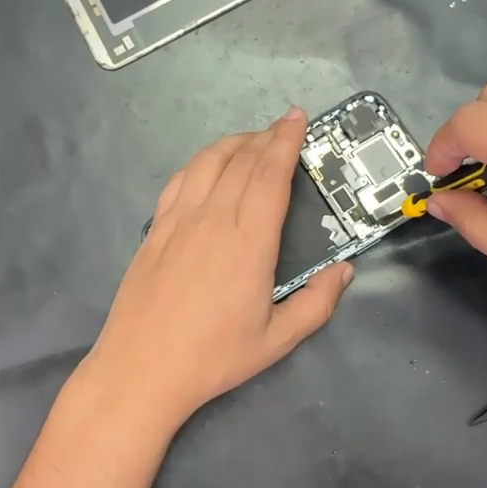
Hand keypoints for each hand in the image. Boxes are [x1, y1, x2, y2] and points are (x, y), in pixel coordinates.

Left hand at [78, 109, 354, 424]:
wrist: (142, 368)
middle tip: (286, 125)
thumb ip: (316, 303)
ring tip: (252, 139)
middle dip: (267, 136)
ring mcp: (178, 220)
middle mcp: (213, 219)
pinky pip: (180, 180)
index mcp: (248, 242)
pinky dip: (200, 162)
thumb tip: (344, 270)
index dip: (286, 142)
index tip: (298, 119)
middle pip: (242, 161)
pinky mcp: (155, 229)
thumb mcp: (277, 341)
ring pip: (207, 162)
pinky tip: (208, 165)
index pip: (271, 175)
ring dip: (234, 143)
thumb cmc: (213, 357)